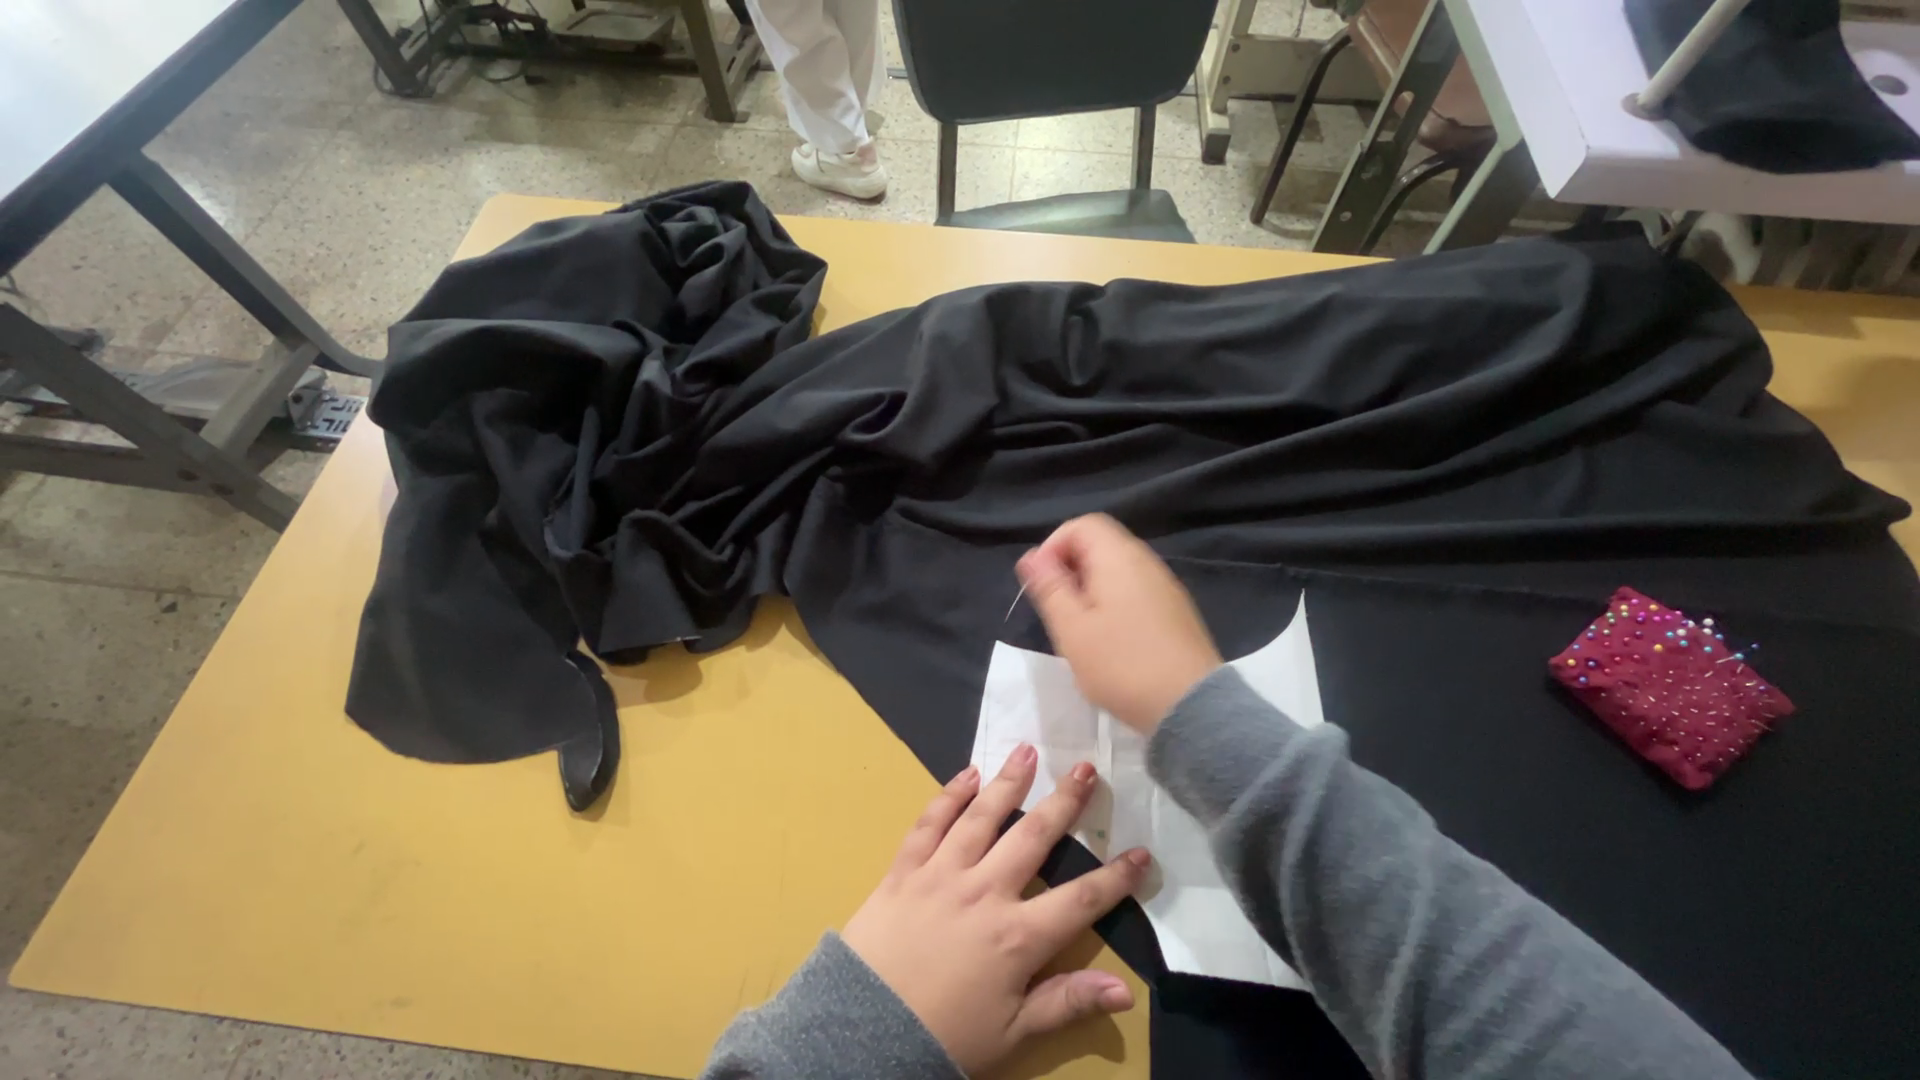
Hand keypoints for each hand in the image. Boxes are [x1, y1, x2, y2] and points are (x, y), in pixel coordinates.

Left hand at [842, 745, 1150, 1074]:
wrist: (862, 1030)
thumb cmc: (945, 1035)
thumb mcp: (1013, 1033)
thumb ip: (1067, 1002)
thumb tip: (1126, 990)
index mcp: (1017, 936)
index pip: (1080, 899)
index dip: (1115, 877)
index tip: (1142, 853)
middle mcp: (984, 892)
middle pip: (1033, 837)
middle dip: (1064, 802)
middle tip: (1086, 769)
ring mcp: (942, 874)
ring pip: (982, 818)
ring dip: (1008, 782)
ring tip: (1028, 751)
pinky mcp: (905, 869)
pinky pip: (929, 823)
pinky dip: (948, 795)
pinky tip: (966, 774)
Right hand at [1016, 514, 1222, 733]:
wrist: (1190, 707)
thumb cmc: (1122, 665)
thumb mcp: (1072, 629)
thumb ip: (1050, 587)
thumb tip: (1031, 555)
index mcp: (1119, 558)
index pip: (1082, 525)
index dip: (1054, 546)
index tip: (1042, 584)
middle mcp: (1146, 562)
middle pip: (1101, 545)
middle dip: (1070, 570)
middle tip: (1058, 611)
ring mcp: (1166, 587)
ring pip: (1118, 571)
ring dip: (1091, 591)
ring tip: (1080, 631)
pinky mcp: (1176, 612)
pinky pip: (1136, 592)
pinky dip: (1114, 604)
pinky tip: (1110, 642)